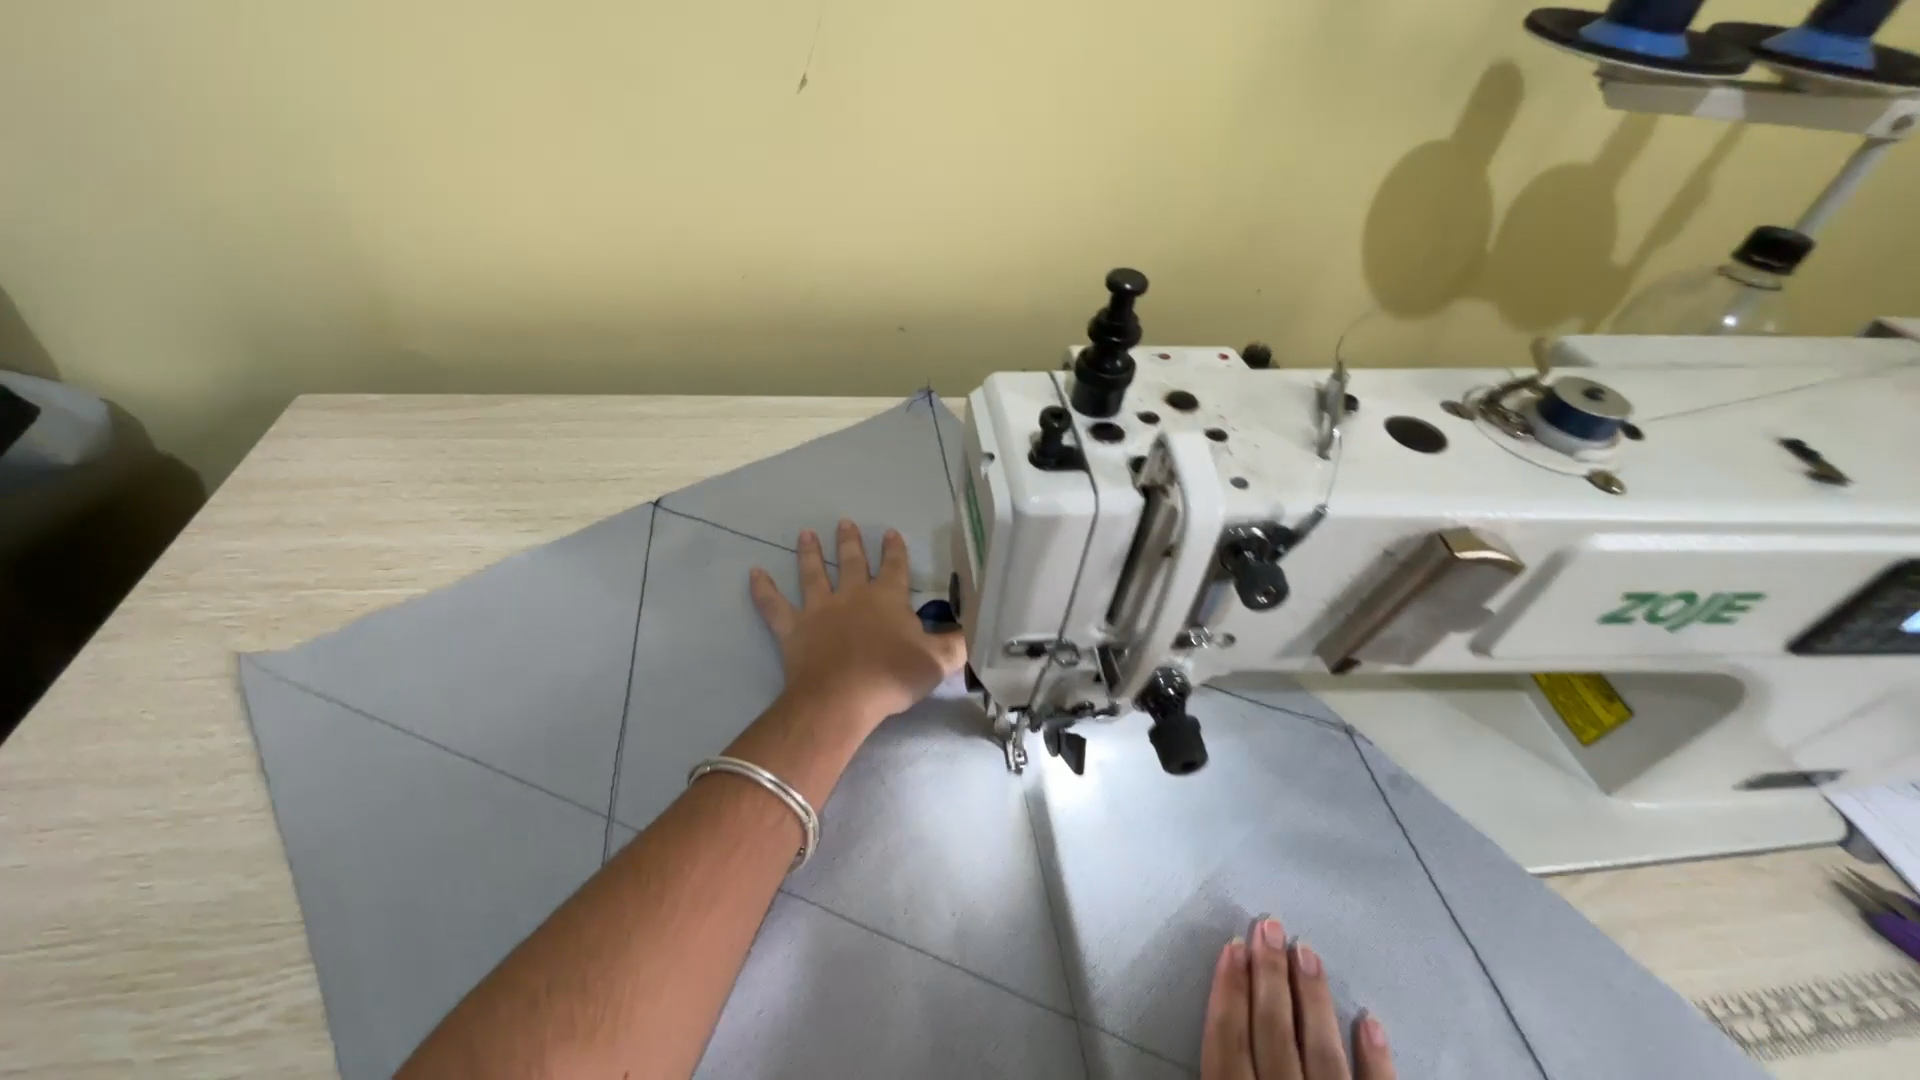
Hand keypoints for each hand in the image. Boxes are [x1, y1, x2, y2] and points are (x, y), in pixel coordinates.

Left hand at [750, 520, 966, 732]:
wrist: (842, 699)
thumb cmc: (892, 677)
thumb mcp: (937, 661)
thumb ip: (956, 643)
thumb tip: (973, 629)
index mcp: (888, 599)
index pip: (895, 567)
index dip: (894, 550)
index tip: (890, 533)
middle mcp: (853, 595)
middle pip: (852, 561)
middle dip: (850, 541)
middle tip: (844, 522)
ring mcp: (819, 609)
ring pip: (813, 573)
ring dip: (810, 553)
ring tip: (805, 533)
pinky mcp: (793, 629)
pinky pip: (774, 605)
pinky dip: (763, 590)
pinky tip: (753, 573)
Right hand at [1202, 916, 1394, 1079]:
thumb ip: (1217, 1070)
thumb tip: (1201, 1034)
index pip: (1227, 1041)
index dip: (1228, 990)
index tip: (1232, 945)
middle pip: (1272, 1032)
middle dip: (1268, 975)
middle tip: (1268, 927)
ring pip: (1321, 1051)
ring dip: (1313, 998)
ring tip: (1307, 951)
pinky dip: (1374, 1058)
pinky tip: (1369, 1021)